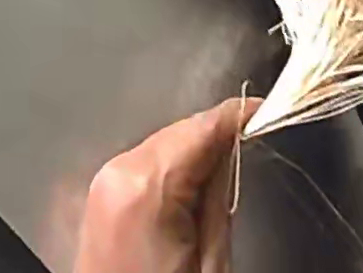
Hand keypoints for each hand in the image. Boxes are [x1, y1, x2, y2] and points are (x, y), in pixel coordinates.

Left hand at [74, 97, 258, 272]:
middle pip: (176, 133)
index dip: (232, 115)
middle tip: (254, 131)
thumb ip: (219, 201)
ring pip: (159, 144)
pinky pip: (142, 163)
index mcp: (147, 184)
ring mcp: (103, 178)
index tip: (263, 106)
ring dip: (192, 145)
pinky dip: (171, 162)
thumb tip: (229, 151)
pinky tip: (194, 174)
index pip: (197, 131)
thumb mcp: (211, 266)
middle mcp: (119, 168)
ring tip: (231, 152)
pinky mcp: (100, 192)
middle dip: (213, 131)